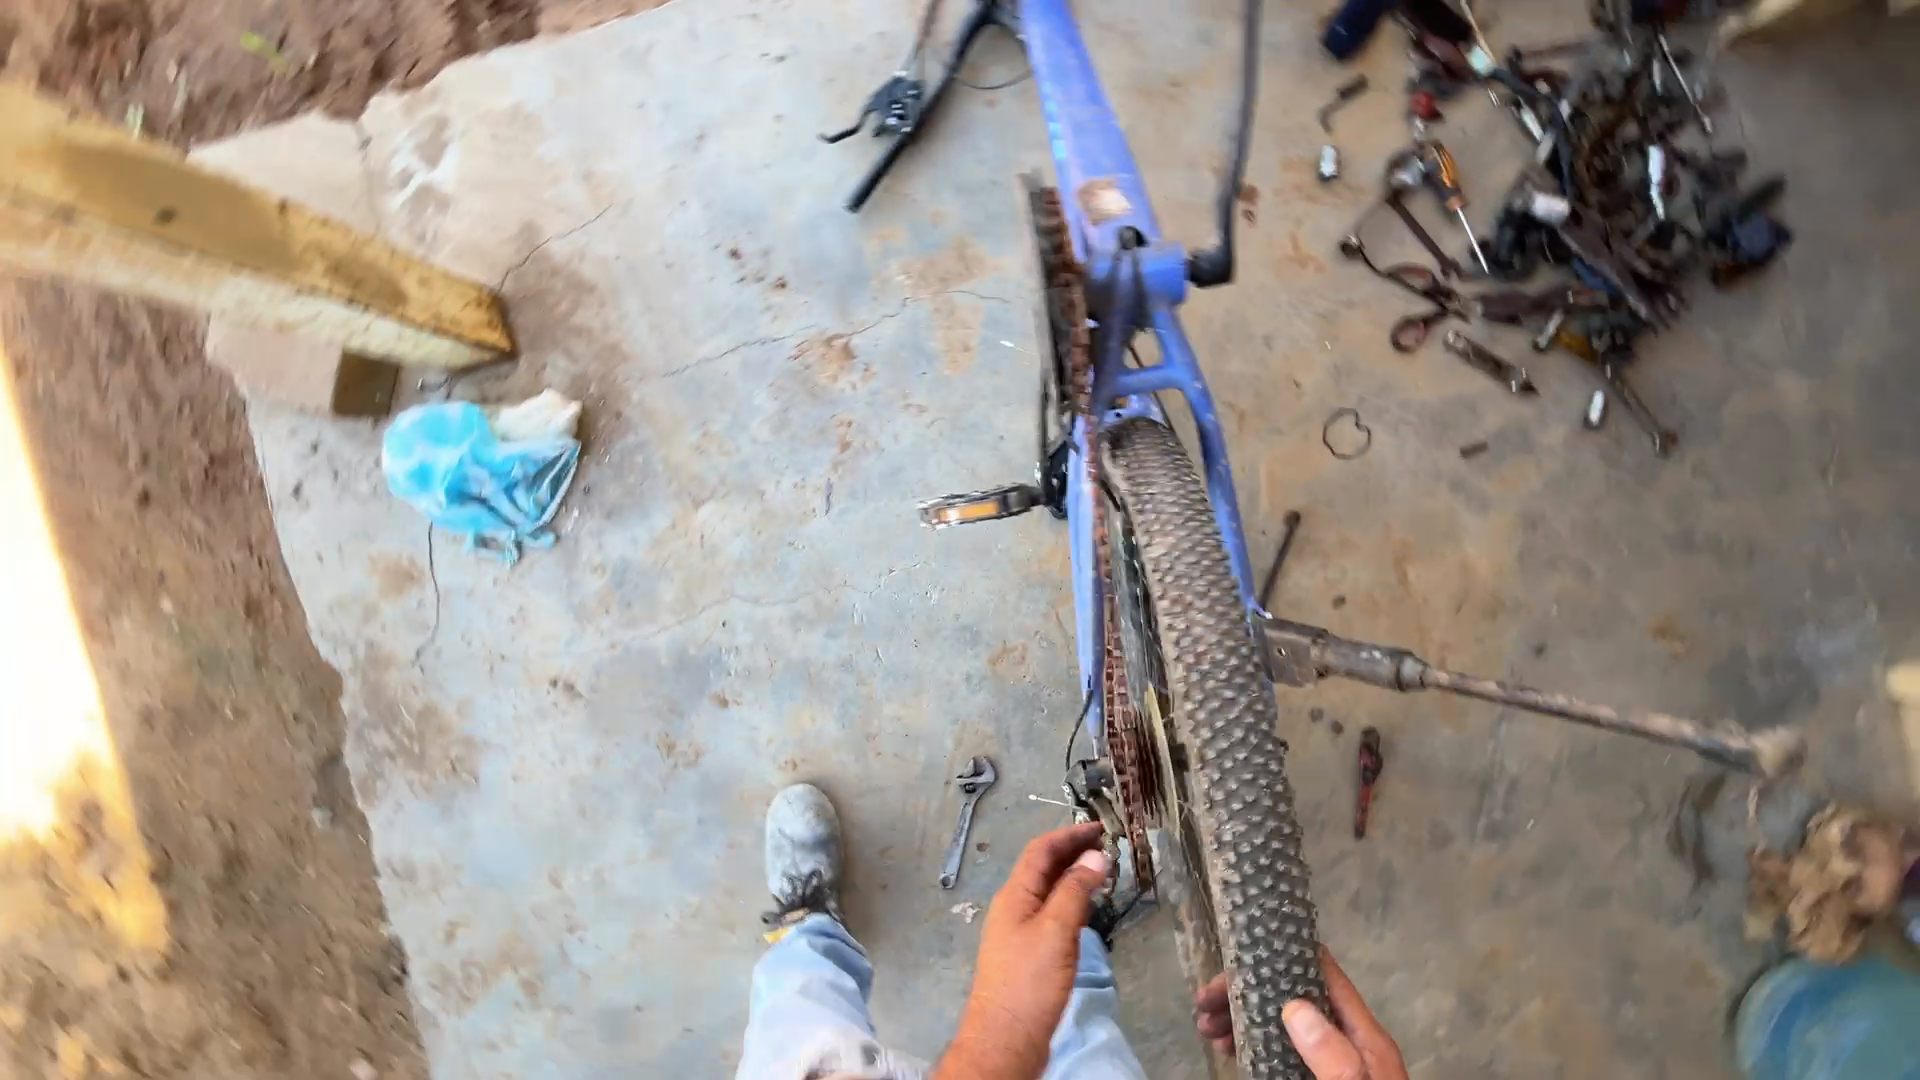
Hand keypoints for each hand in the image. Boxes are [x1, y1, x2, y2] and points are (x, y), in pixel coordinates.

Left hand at [934, 822, 1110, 1079]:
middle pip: (1042, 867)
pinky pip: (1050, 913)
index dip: (1068, 835)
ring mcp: (1019, 930)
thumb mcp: (1056, 931)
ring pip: (1047, 890)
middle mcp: (1013, 906)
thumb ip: (1075, 891)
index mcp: (1014, 894)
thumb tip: (1095, 855)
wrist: (1005, 1040)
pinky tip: (1086, 909)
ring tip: (1101, 871)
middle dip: (1071, 852)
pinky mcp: (1028, 953)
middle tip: (1105, 846)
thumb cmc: (1029, 982)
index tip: (1098, 827)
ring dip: (1072, 876)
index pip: (1040, 850)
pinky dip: (1070, 901)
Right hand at [1194, 948, 1406, 1079]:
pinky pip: (1277, 1049)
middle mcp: (1344, 1042)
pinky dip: (1249, 1041)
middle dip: (1244, 990)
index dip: (1282, 952)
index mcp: (1361, 1038)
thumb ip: (1335, 1061)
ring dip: (1239, 1015)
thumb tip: (1295, 1006)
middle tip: (1204, 1002)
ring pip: (1279, 1021)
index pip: (1323, 972)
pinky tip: (1228, 1048)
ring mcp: (1328, 1064)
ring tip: (1206, 1026)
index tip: (1237, 951)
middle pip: (1290, 995)